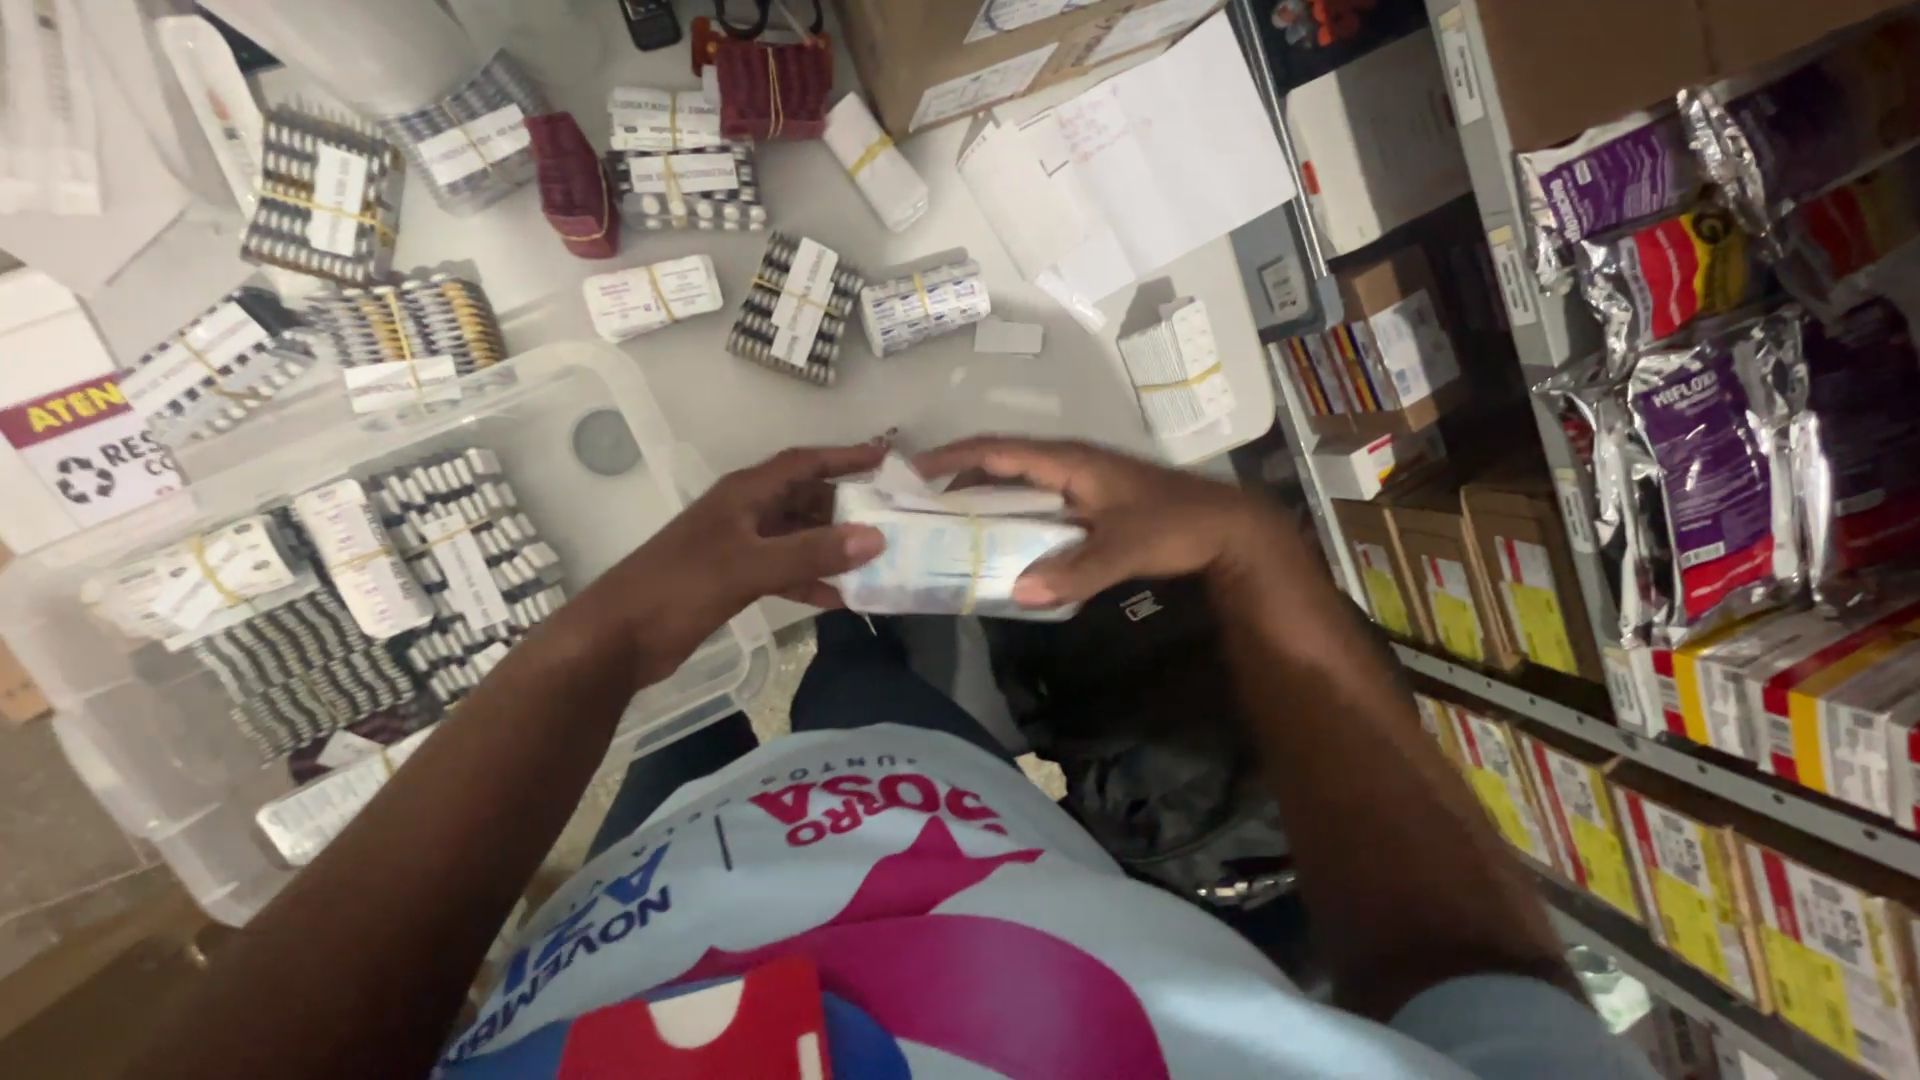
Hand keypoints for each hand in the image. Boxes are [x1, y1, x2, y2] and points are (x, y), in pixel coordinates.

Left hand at [573, 444, 886, 683]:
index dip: (843, 457)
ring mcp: (738, 546)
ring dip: (831, 547)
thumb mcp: (750, 566)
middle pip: (804, 499)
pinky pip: (784, 571)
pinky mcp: (733, 579)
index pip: (803, 463)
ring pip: (797, 537)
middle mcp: (743, 512)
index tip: (885, 458)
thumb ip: (812, 552)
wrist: (619, 637)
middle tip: (889, 517)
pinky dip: (810, 580)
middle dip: (845, 506)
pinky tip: (840, 598)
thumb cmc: (680, 588)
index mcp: (744, 494)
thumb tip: (875, 538)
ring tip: (875, 558)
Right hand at [913, 437, 1298, 607]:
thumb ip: (1075, 571)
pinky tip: (1001, 541)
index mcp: (1071, 462)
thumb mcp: (1125, 547)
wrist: (1228, 526)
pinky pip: (1038, 503)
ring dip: (985, 497)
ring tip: (947, 521)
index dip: (955, 457)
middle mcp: (1070, 464)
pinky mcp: (1091, 502)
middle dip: (960, 477)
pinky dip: (1012, 516)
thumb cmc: (1175, 524)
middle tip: (920, 502)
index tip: (914, 469)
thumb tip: (1016, 591)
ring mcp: (1081, 482)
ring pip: (1020, 483)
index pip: (1000, 451)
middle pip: (1002, 463)